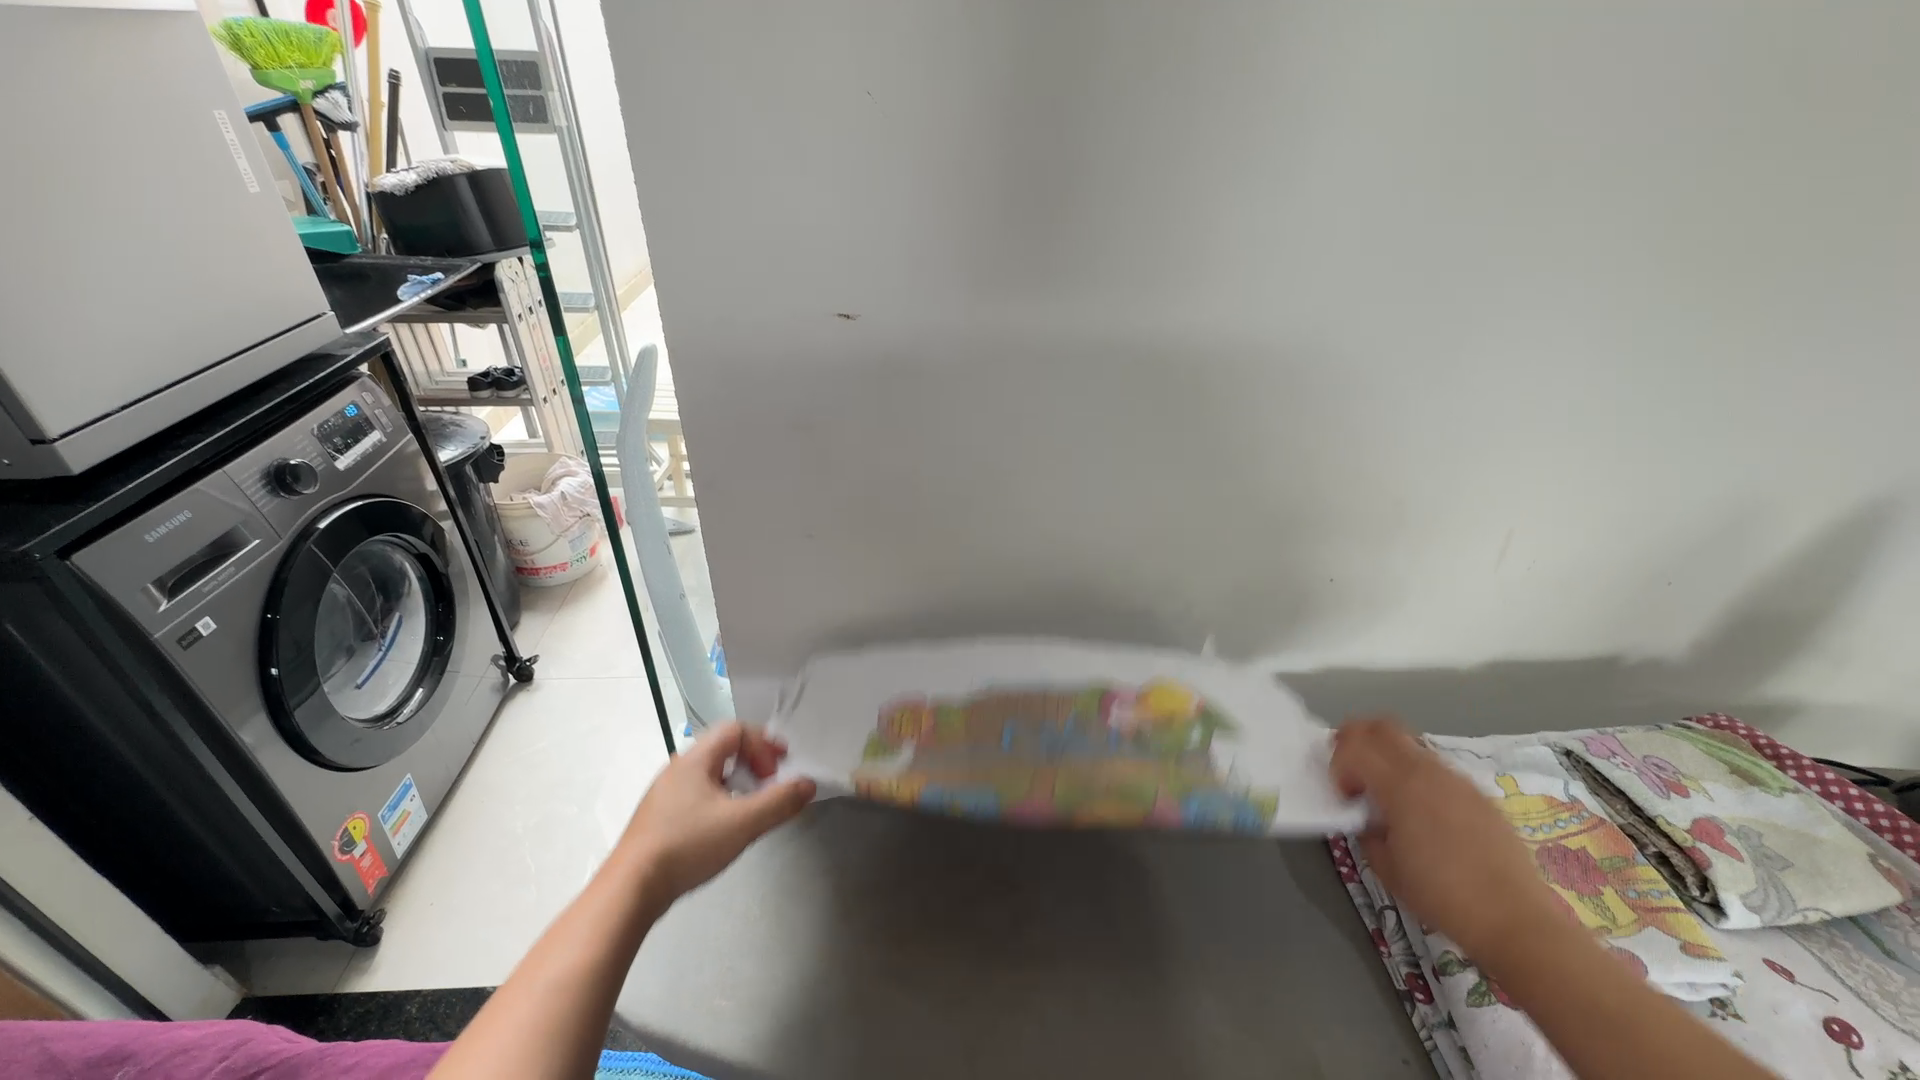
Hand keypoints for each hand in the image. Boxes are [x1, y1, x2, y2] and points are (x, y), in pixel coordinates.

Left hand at [621, 722, 816, 901]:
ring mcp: (664, 794)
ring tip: (752, 808)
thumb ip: (779, 802)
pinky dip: (720, 800)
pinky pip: (696, 795)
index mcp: (695, 760)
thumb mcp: (743, 823)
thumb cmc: (687, 846)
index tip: (780, 770)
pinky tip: (723, 829)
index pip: (735, 730)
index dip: (763, 744)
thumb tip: (808, 784)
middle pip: (722, 749)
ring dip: (737, 782)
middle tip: (771, 784)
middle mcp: (677, 769)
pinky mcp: (659, 818)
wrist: (630, 889)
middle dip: (753, 762)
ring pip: (709, 774)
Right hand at [1330, 715, 1568, 962]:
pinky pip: (1439, 770)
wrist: (1514, 918)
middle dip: (1357, 739)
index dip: (1338, 764)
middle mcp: (1430, 772)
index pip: (1354, 747)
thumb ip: (1368, 830)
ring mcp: (1459, 781)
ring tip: (1389, 797)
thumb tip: (1370, 818)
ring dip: (1390, 759)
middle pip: (1383, 727)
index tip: (1343, 796)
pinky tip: (1425, 816)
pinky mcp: (1481, 796)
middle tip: (1351, 770)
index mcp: (1401, 786)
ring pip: (1413, 745)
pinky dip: (1418, 777)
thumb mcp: (1386, 867)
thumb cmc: (1441, 895)